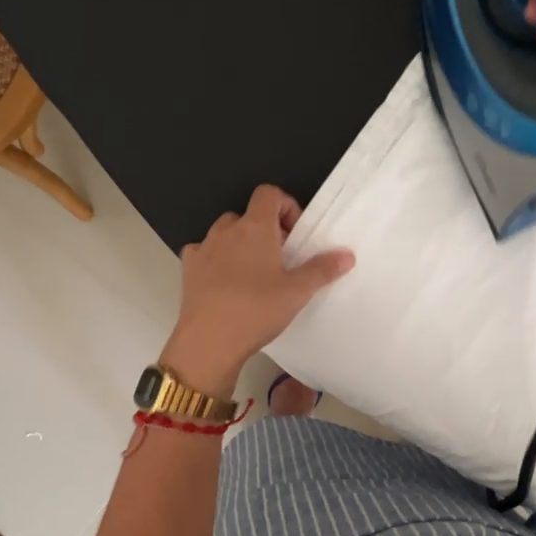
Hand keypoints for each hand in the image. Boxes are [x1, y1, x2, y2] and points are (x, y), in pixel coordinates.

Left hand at [160, 185, 354, 397]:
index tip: (295, 236)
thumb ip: (322, 269)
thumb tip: (347, 255)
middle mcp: (226, 230)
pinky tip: (225, 282)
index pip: (269, 193)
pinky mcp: (188, 269)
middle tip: (279, 259)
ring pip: (225, 233)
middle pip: (248, 215)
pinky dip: (216, 259)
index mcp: (255, 227)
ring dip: (240, 243)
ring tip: (253, 273)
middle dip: (265, 229)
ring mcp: (203, 248)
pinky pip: (204, 253)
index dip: (286, 206)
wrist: (208, 341)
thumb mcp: (297, 292)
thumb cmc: (256, 310)